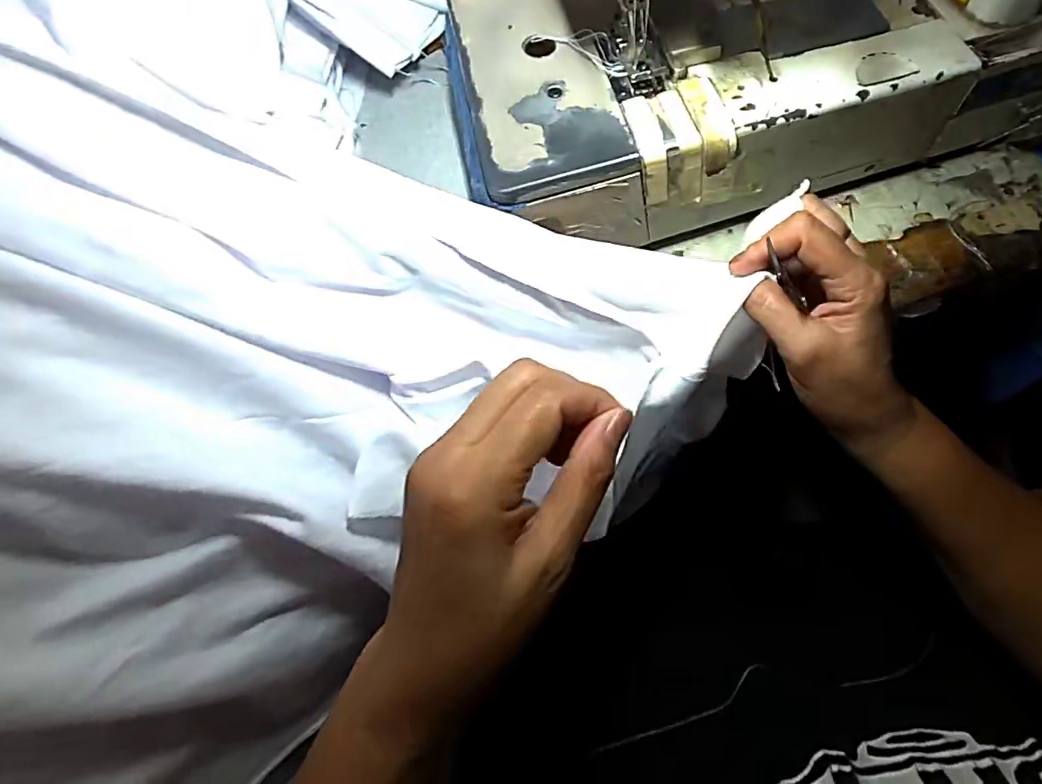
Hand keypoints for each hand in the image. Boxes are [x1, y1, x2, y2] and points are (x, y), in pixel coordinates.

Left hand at [299, 361, 629, 780]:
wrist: (420, 666)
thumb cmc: (491, 624)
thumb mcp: (553, 558)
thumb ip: (587, 478)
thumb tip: (617, 417)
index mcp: (471, 479)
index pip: (541, 399)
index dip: (591, 401)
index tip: (621, 431)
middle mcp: (445, 451)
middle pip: (522, 376)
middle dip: (574, 393)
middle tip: (601, 437)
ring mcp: (434, 451)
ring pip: (508, 385)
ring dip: (554, 401)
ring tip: (578, 449)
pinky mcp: (436, 457)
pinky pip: (495, 407)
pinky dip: (533, 414)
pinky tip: (549, 454)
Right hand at [729, 196, 915, 454]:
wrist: (869, 415)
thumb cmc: (842, 389)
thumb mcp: (802, 351)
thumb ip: (771, 308)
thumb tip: (744, 279)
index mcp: (858, 278)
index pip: (807, 230)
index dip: (767, 243)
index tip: (739, 273)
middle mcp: (859, 264)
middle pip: (815, 217)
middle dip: (774, 234)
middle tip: (750, 266)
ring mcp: (849, 272)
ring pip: (811, 231)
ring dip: (778, 248)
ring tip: (755, 276)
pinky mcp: (837, 283)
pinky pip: (808, 255)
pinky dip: (783, 262)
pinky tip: (767, 284)